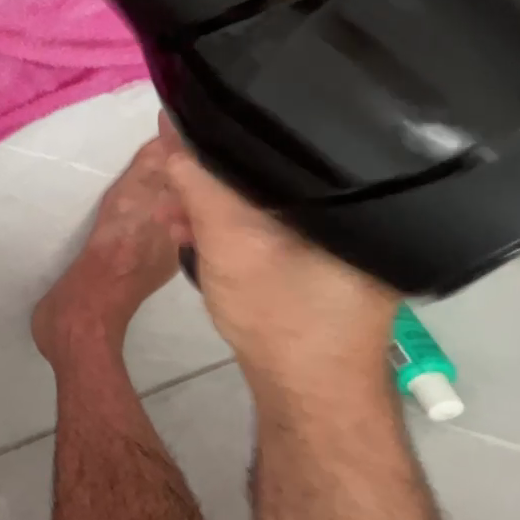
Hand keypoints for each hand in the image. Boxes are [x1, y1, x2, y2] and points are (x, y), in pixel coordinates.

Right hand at [157, 118, 397, 404]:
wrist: (307, 388)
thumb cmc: (280, 312)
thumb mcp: (230, 242)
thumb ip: (200, 186)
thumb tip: (172, 130)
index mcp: (349, 187)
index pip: (281, 140)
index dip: (223, 138)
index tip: (181, 137)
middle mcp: (352, 205)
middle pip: (269, 172)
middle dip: (209, 178)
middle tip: (167, 188)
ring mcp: (339, 238)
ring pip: (265, 203)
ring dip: (213, 207)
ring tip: (171, 218)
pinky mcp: (323, 262)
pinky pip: (270, 229)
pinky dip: (232, 231)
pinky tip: (195, 237)